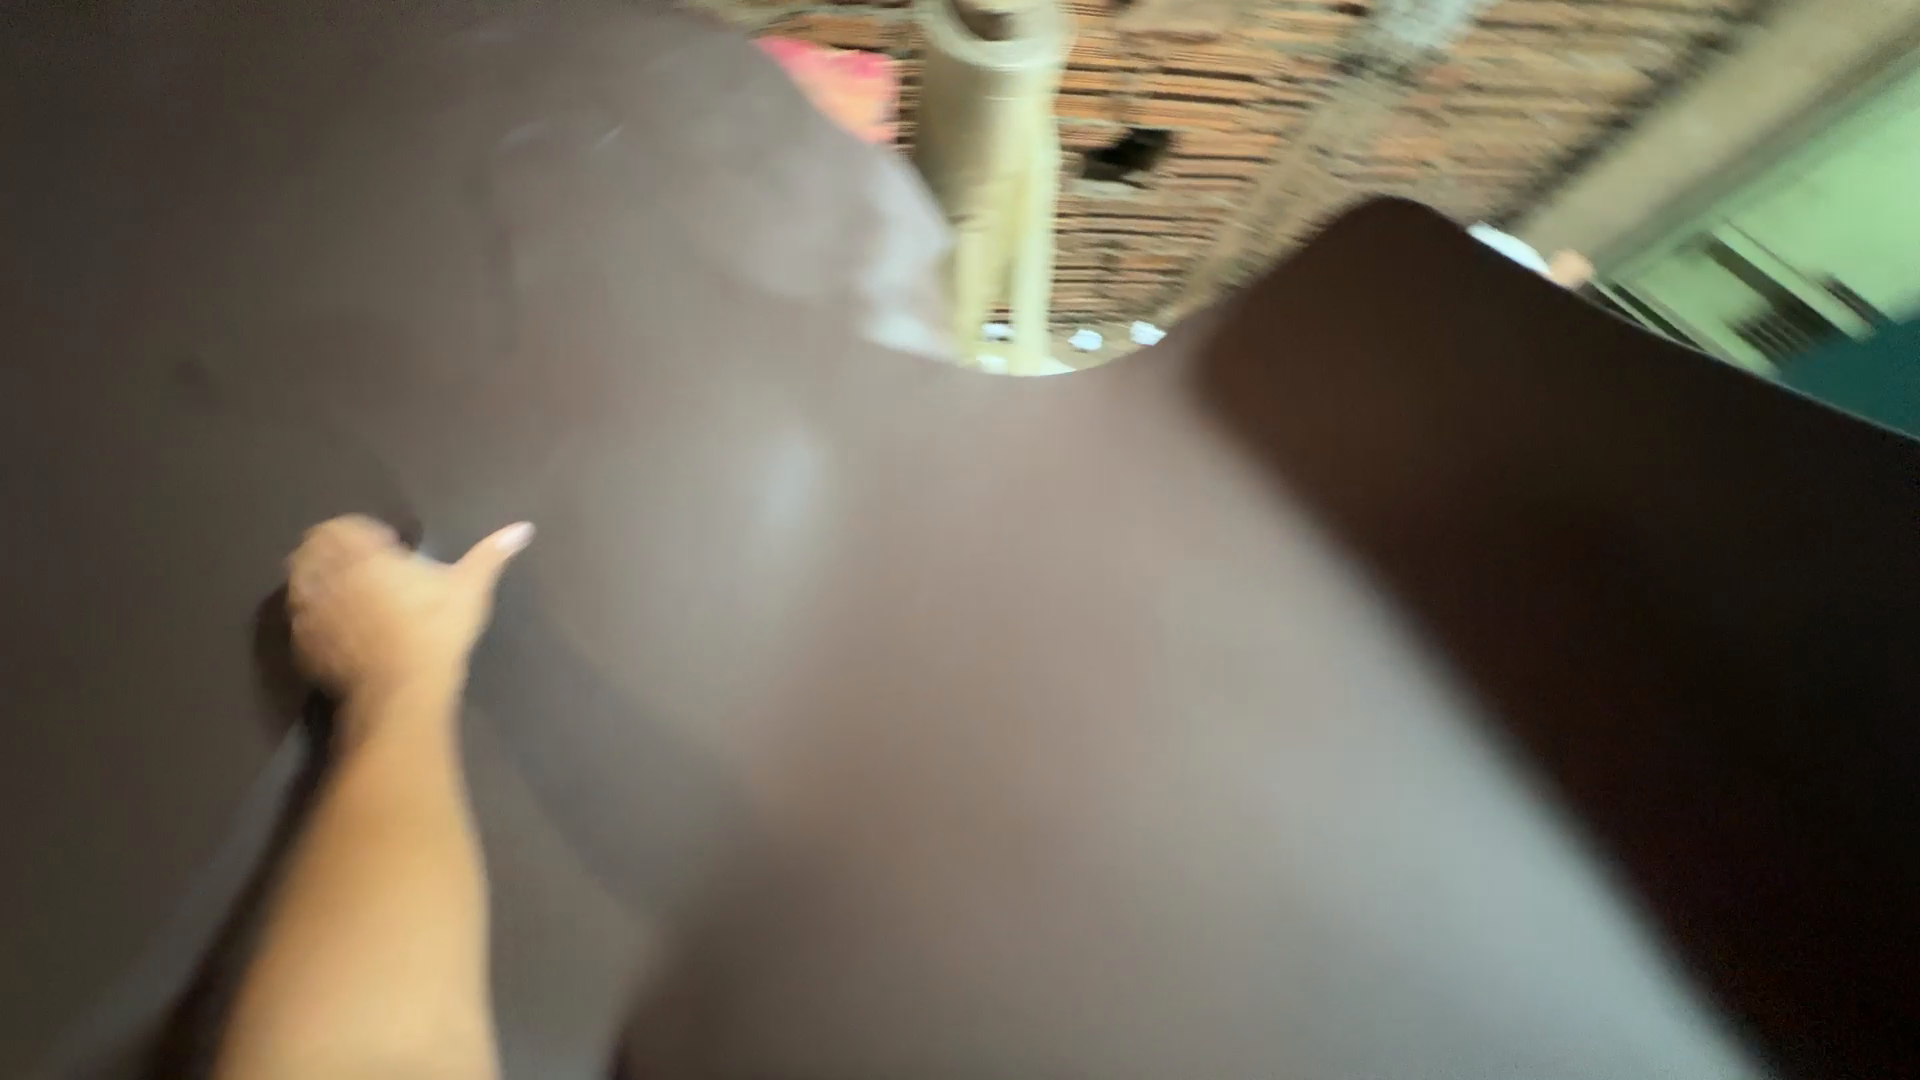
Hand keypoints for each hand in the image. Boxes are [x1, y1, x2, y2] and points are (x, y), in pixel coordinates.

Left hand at [287, 515, 533, 702]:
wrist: (403, 688)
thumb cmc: (438, 630)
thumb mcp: (471, 589)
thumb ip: (491, 555)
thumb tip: (523, 528)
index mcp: (365, 558)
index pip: (342, 527)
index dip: (362, 531)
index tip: (386, 543)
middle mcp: (330, 578)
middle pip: (312, 549)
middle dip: (334, 550)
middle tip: (364, 564)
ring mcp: (312, 611)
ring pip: (301, 581)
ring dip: (319, 579)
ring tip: (350, 591)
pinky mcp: (305, 642)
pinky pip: (301, 616)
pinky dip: (316, 612)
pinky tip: (343, 623)